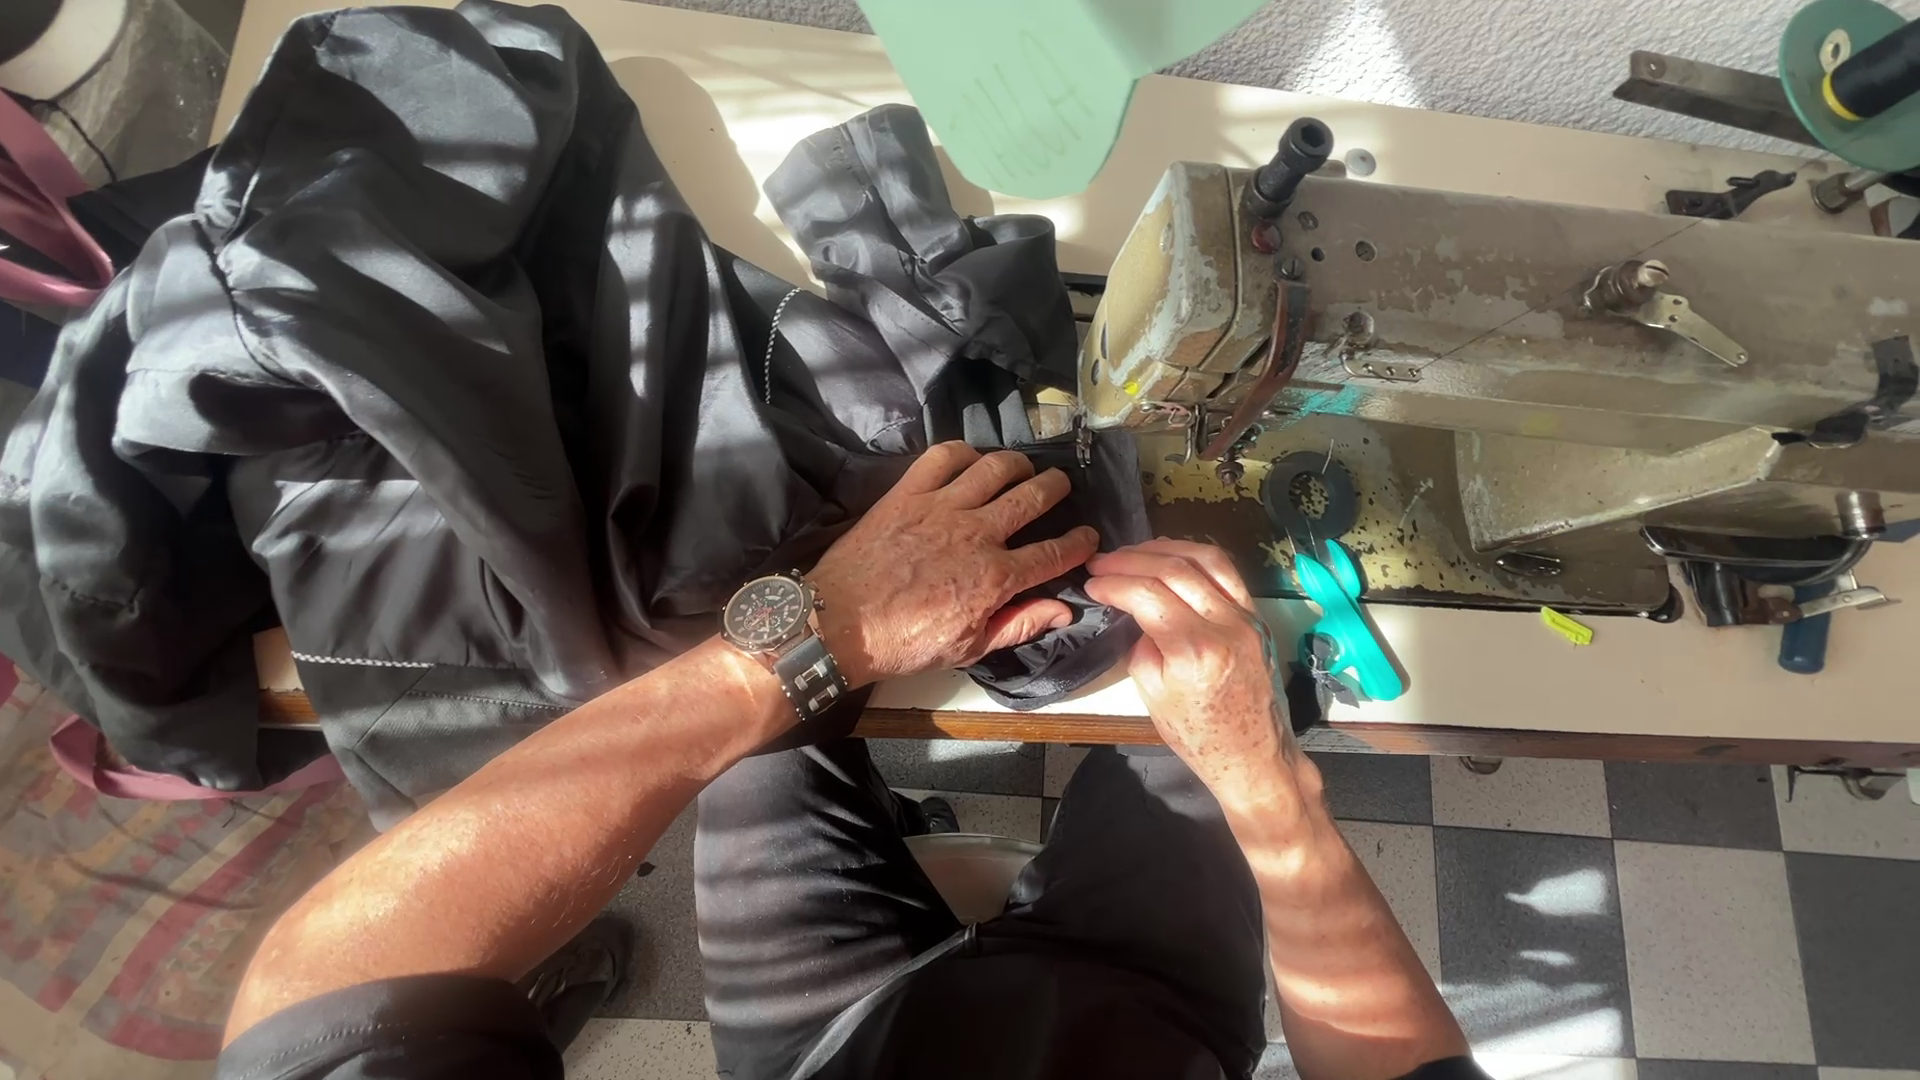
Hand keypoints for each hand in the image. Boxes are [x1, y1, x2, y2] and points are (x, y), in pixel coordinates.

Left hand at [810, 442, 1100, 686]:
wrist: (838, 623)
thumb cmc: (904, 642)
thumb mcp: (968, 648)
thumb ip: (1019, 624)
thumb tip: (1064, 608)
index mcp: (995, 577)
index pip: (1053, 553)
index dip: (1079, 542)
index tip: (1089, 535)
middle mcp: (976, 533)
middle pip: (1032, 497)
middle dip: (1056, 487)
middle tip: (1061, 485)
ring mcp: (941, 506)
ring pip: (995, 468)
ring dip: (1017, 463)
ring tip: (1022, 468)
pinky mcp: (908, 492)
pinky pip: (943, 456)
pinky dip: (964, 451)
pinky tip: (971, 459)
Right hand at [1083, 539, 1297, 807]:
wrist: (1253, 756)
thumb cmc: (1197, 736)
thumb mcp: (1152, 694)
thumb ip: (1142, 644)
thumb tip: (1136, 611)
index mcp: (1194, 651)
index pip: (1147, 594)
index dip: (1113, 582)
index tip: (1091, 583)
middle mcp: (1225, 625)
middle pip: (1173, 569)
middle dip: (1130, 559)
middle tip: (1101, 562)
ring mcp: (1247, 617)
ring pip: (1205, 558)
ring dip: (1163, 548)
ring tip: (1132, 553)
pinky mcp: (1256, 616)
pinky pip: (1226, 570)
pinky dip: (1194, 556)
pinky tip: (1170, 558)